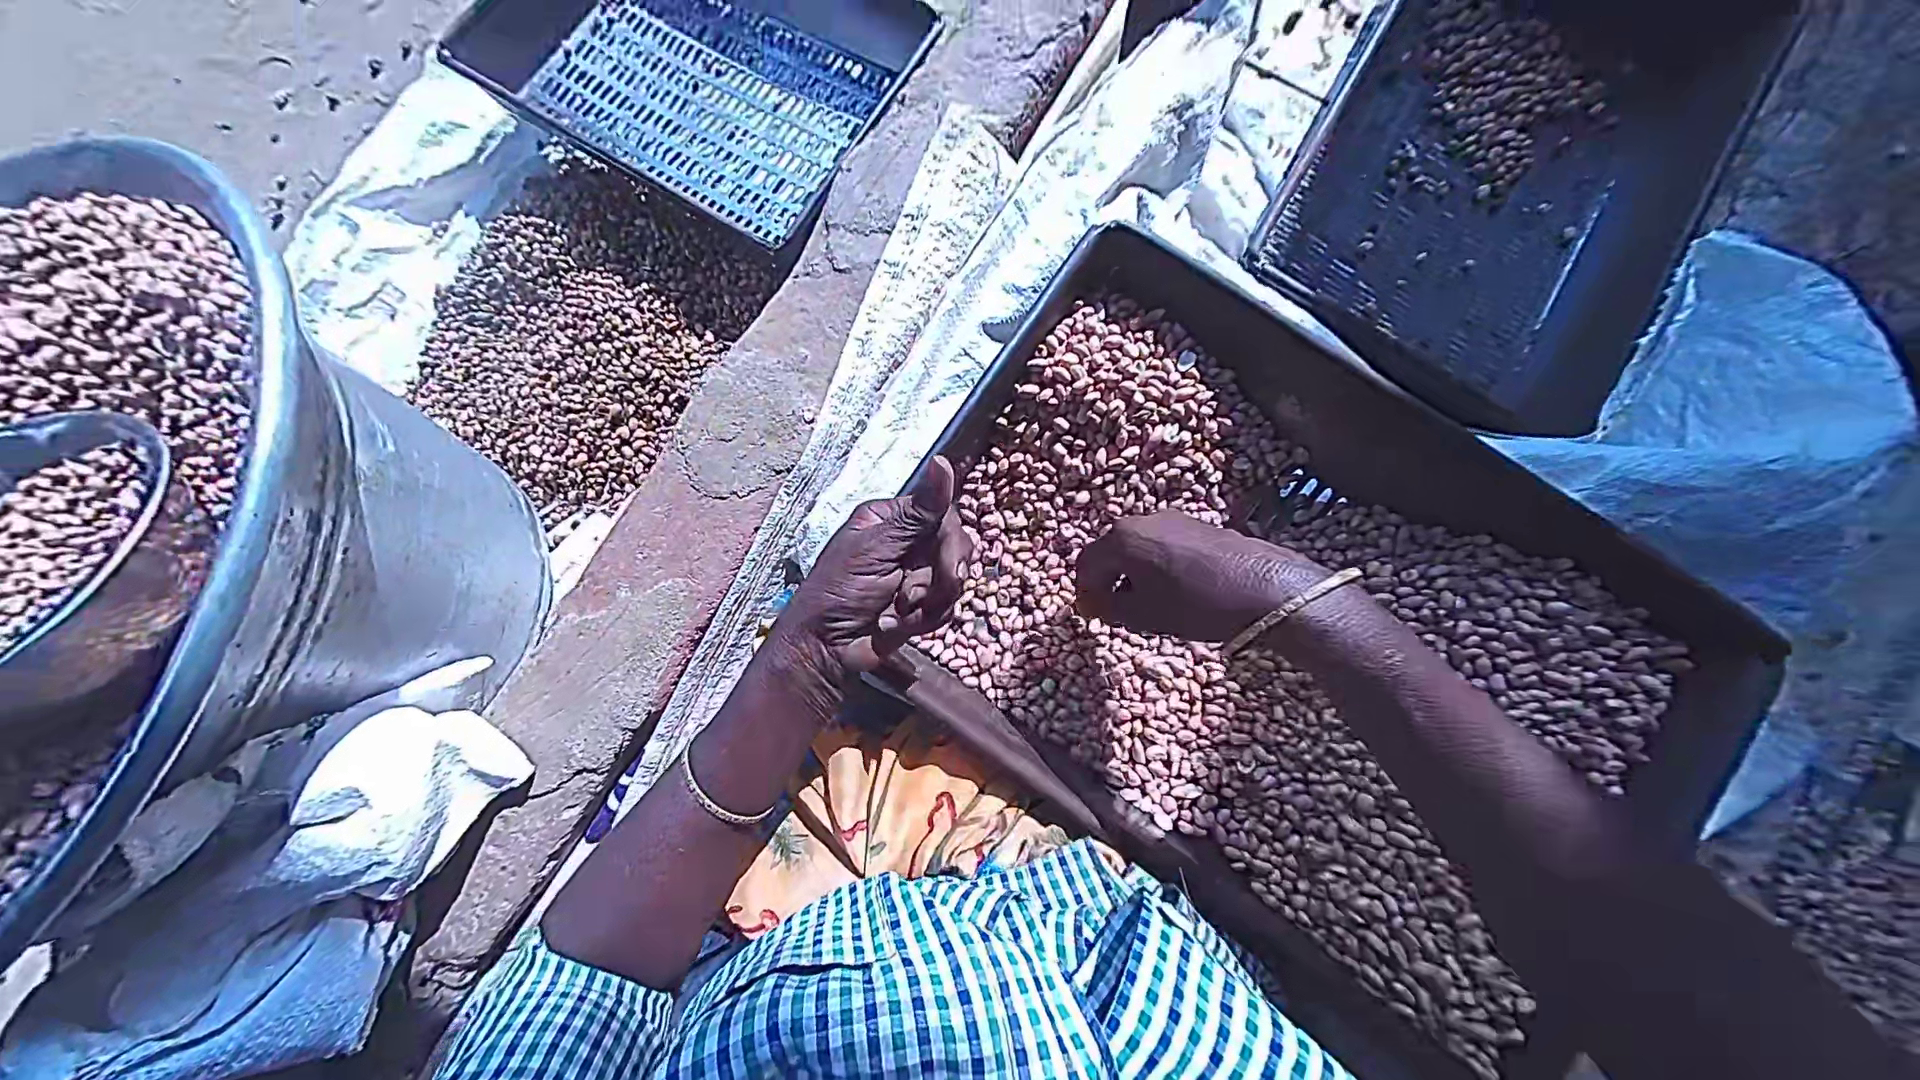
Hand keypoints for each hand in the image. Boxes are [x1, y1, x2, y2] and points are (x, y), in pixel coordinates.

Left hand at [778, 456, 972, 684]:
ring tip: (895, 612)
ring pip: (954, 581)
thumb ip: (918, 513)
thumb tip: (943, 462)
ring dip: (926, 603)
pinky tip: (895, 624)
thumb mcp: (879, 549)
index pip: (944, 516)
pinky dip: (923, 620)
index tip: (948, 569)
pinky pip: (946, 607)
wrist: (826, 649)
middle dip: (938, 579)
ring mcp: (915, 574)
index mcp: (892, 520)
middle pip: (956, 548)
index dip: (950, 545)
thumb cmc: (840, 592)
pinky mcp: (921, 604)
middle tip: (911, 598)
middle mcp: (907, 542)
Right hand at [1075, 511, 1329, 641]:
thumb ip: (1109, 608)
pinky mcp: (1198, 524)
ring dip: (1132, 573)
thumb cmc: (1197, 604)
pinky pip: (1162, 543)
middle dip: (1108, 580)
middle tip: (1115, 610)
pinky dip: (1156, 565)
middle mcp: (1143, 519)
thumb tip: (1094, 603)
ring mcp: (1173, 518)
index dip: (1085, 592)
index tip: (1092, 614)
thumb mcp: (1144, 616)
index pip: (1087, 564)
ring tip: (1147, 603)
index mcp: (1122, 538)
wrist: (1266, 589)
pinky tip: (1174, 589)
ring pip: (1137, 546)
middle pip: (1111, 551)